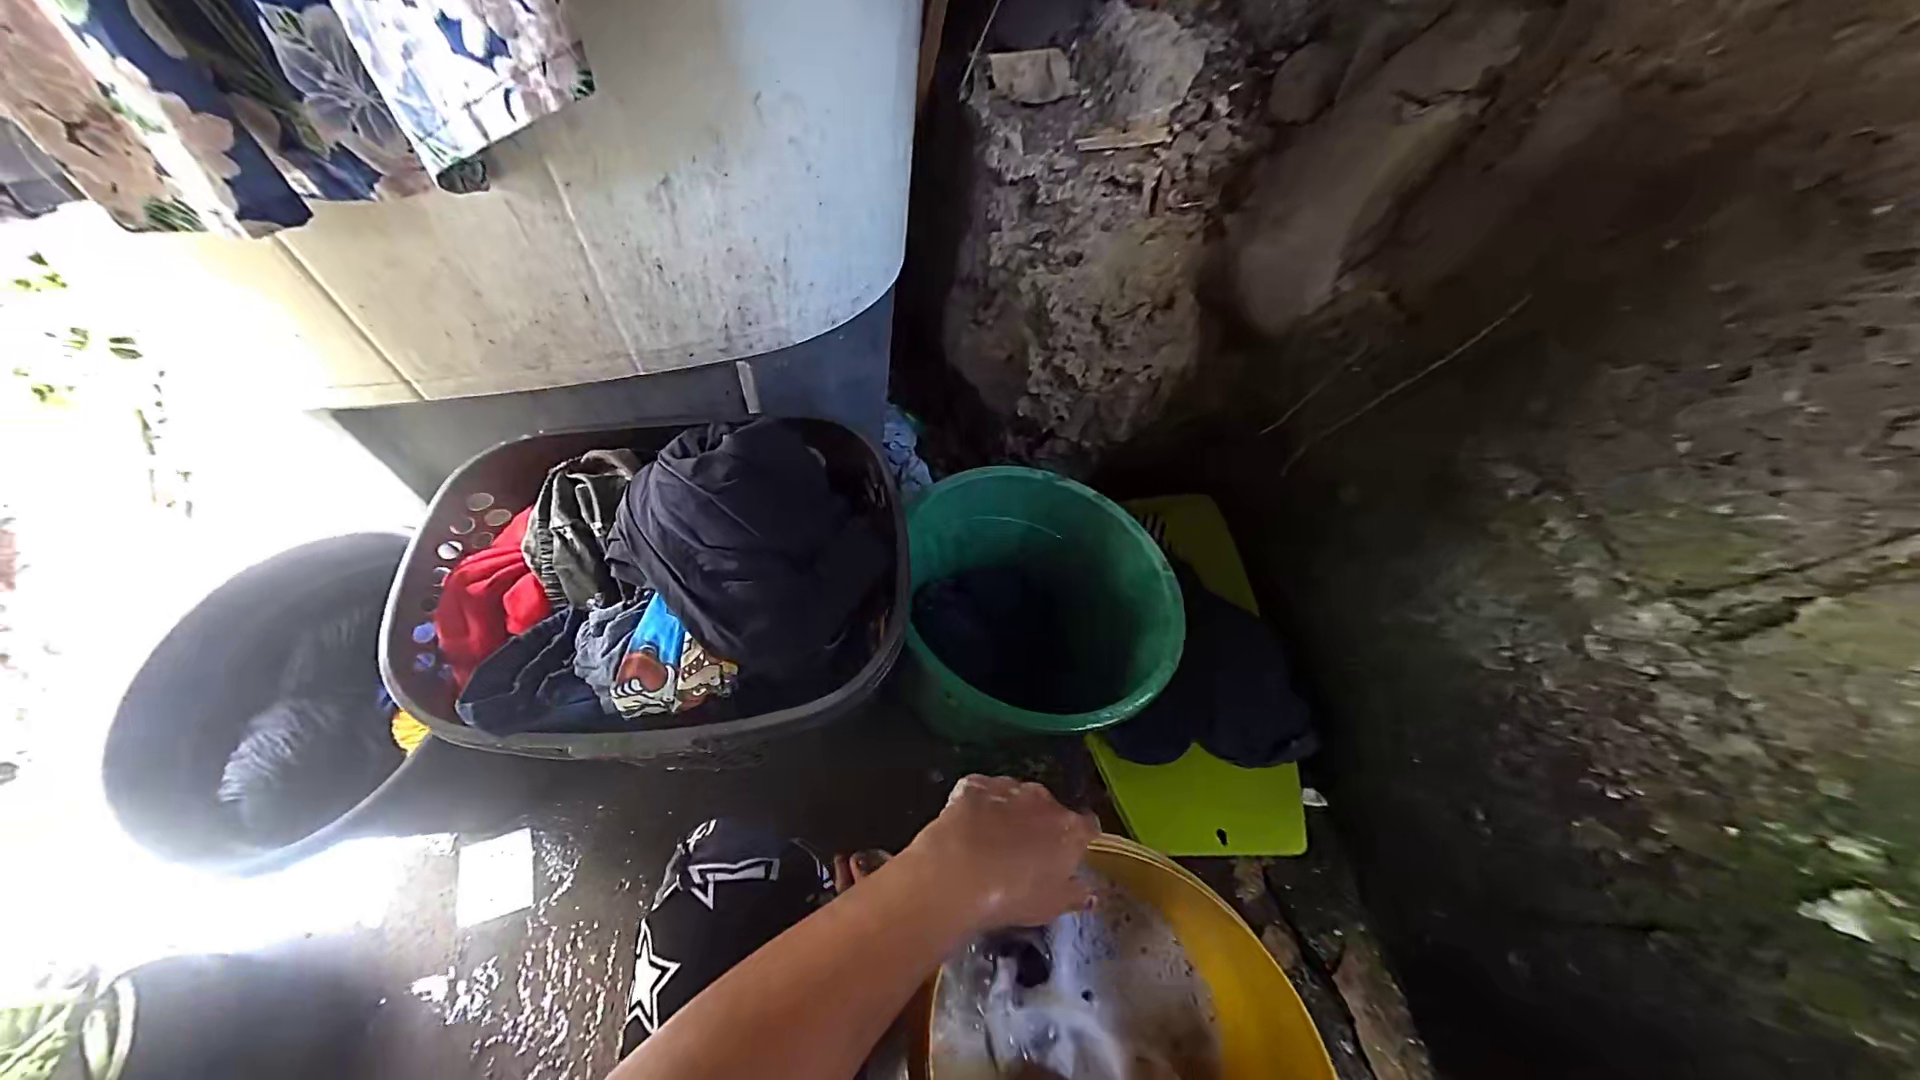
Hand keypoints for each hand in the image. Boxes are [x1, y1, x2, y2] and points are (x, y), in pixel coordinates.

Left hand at [896, 775, 1099, 933]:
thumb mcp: (1051, 906)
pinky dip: (980, 803)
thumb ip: (1074, 894)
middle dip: (1041, 823)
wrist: (959, 873)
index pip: (1087, 826)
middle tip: (1026, 851)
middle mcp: (1043, 799)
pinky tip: (969, 823)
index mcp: (1069, 829)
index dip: (1080, 837)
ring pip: (1016, 795)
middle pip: (1049, 807)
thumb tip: (1088, 892)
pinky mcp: (974, 785)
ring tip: (992, 840)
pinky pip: (983, 791)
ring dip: (1010, 811)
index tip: (1071, 850)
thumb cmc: (1013, 896)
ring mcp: (1008, 788)